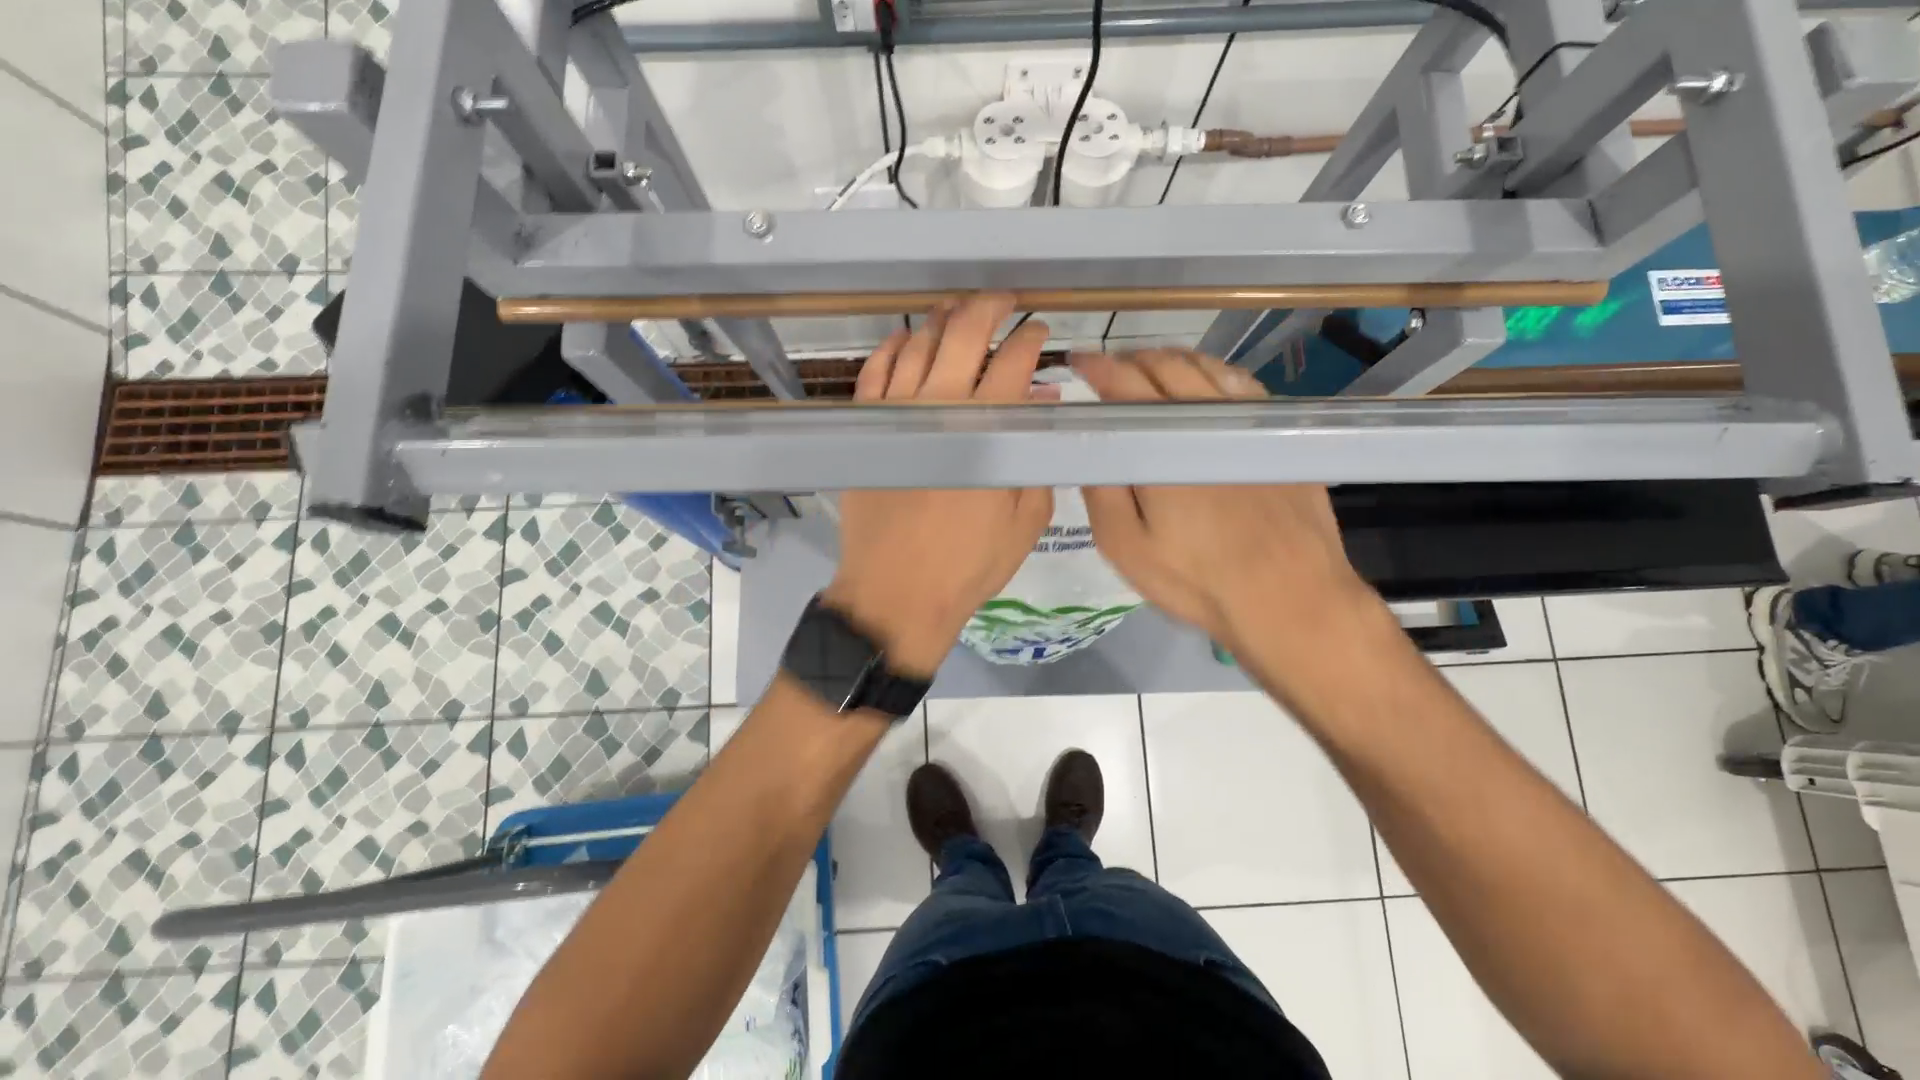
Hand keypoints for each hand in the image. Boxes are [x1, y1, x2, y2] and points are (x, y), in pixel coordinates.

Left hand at [824, 295, 1053, 677]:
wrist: (896, 593)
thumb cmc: (969, 563)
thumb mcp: (1026, 518)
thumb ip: (1034, 455)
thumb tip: (1042, 401)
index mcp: (986, 430)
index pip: (1013, 362)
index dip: (1030, 338)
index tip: (1040, 331)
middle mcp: (939, 408)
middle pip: (964, 334)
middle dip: (990, 307)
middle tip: (1005, 302)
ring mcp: (895, 413)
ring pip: (918, 343)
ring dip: (943, 319)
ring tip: (960, 311)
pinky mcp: (865, 427)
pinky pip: (875, 370)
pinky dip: (892, 346)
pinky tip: (907, 338)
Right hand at [1071, 349, 1383, 659]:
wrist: (1291, 598)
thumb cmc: (1198, 580)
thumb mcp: (1127, 548)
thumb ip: (1101, 492)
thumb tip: (1086, 447)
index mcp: (1163, 441)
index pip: (1123, 383)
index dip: (1096, 367)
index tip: (1077, 362)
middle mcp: (1207, 417)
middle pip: (1165, 365)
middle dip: (1131, 359)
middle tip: (1110, 369)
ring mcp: (1249, 422)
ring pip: (1206, 368)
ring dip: (1172, 361)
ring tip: (1151, 370)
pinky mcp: (1280, 436)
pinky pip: (1242, 385)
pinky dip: (1215, 374)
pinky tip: (1207, 388)